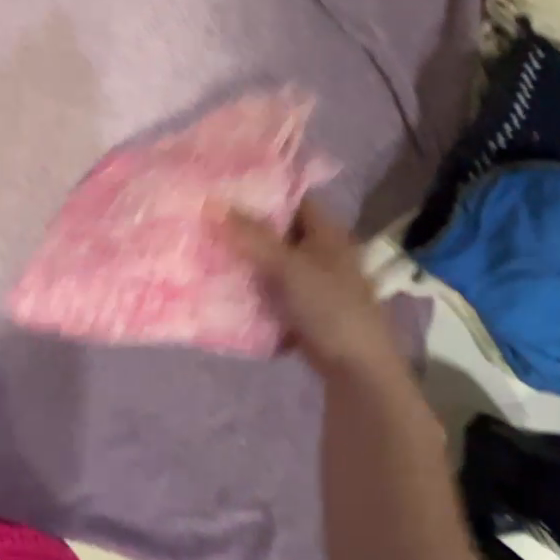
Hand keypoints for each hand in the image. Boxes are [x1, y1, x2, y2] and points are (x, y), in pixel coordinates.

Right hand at [218, 197, 405, 375]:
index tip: (223, 186)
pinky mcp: (301, 311)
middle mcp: (320, 253)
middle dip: (242, 226)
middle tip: (202, 217)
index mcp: (327, 234)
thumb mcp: (289, 267)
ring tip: (201, 246)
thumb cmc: (331, 309)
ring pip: (269, 262)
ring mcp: (311, 284)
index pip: (292, 198)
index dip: (261, 190)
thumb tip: (210, 203)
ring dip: (242, 258)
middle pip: (276, 230)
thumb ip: (251, 236)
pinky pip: (268, 290)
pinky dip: (247, 287)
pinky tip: (218, 284)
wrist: (359, 373)